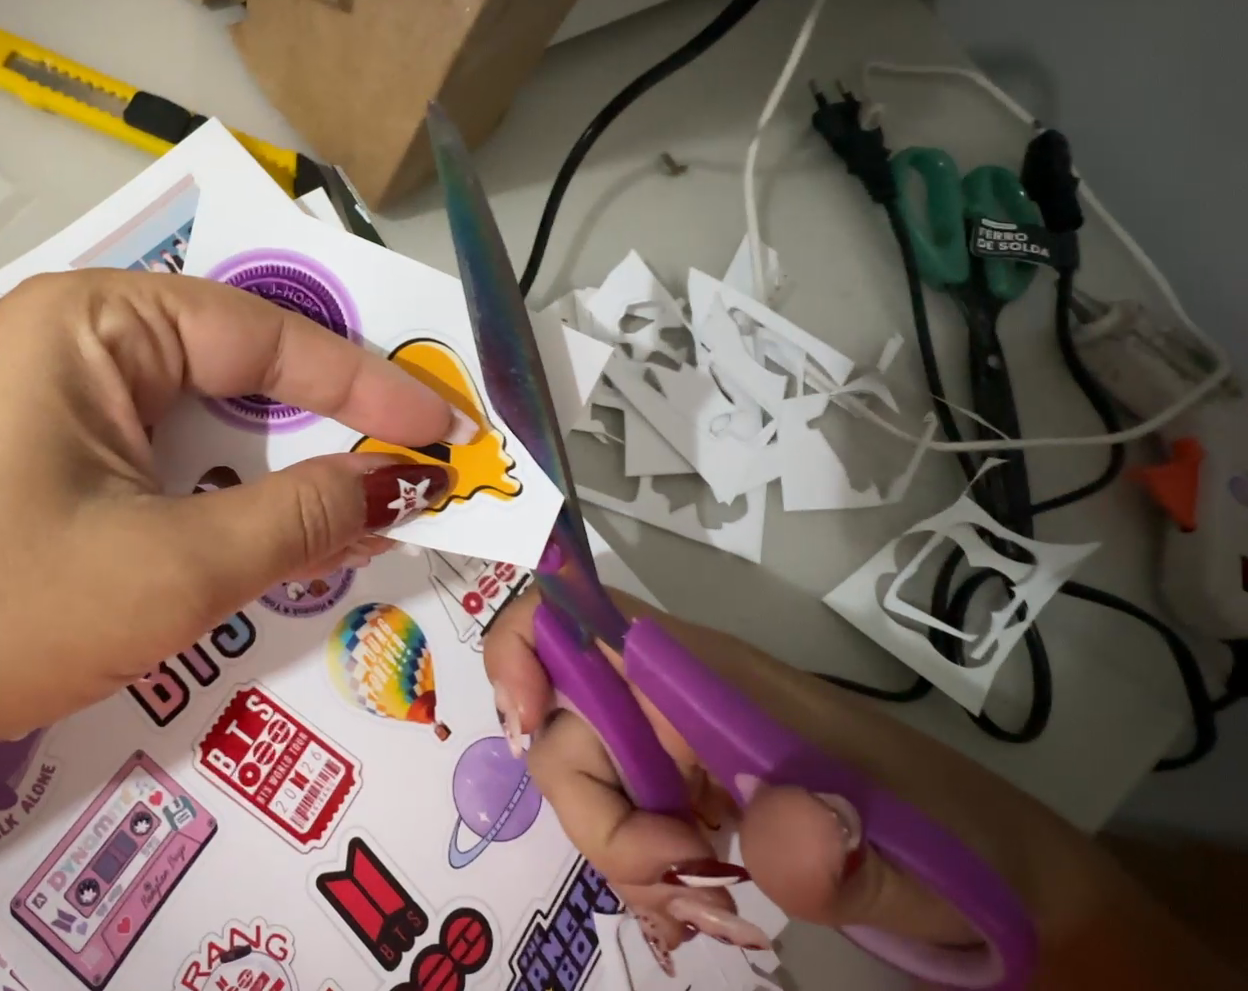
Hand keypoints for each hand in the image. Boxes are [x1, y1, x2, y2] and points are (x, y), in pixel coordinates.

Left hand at [0, 269, 470, 895]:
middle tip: (410, 461)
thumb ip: (301, 519)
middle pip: (231, 366)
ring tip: (357, 492)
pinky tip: (263, 520)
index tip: (444, 432)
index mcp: (90, 320)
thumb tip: (401, 491)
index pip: (262, 333)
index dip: (365, 384)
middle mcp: (68, 336)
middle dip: (323, 418)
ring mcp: (48, 396)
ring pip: (197, 416)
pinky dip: (219, 487)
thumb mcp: (173, 569)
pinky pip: (157, 453)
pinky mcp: (40, 454)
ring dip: (273, 460)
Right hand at [482, 588, 1237, 985]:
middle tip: (678, 874)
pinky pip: (610, 812)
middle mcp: (665, 695)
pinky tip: (693, 892)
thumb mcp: (910, 859)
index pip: (575, 615)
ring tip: (702, 896)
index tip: (526, 729)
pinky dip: (631, 861)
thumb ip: (836, 855)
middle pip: (560, 722)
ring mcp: (666, 742)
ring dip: (615, 845)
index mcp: (701, 673)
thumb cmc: (948, 839)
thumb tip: (767, 828)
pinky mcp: (672, 786)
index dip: (522, 648)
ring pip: (578, 775)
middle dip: (591, 809)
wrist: (988, 875)